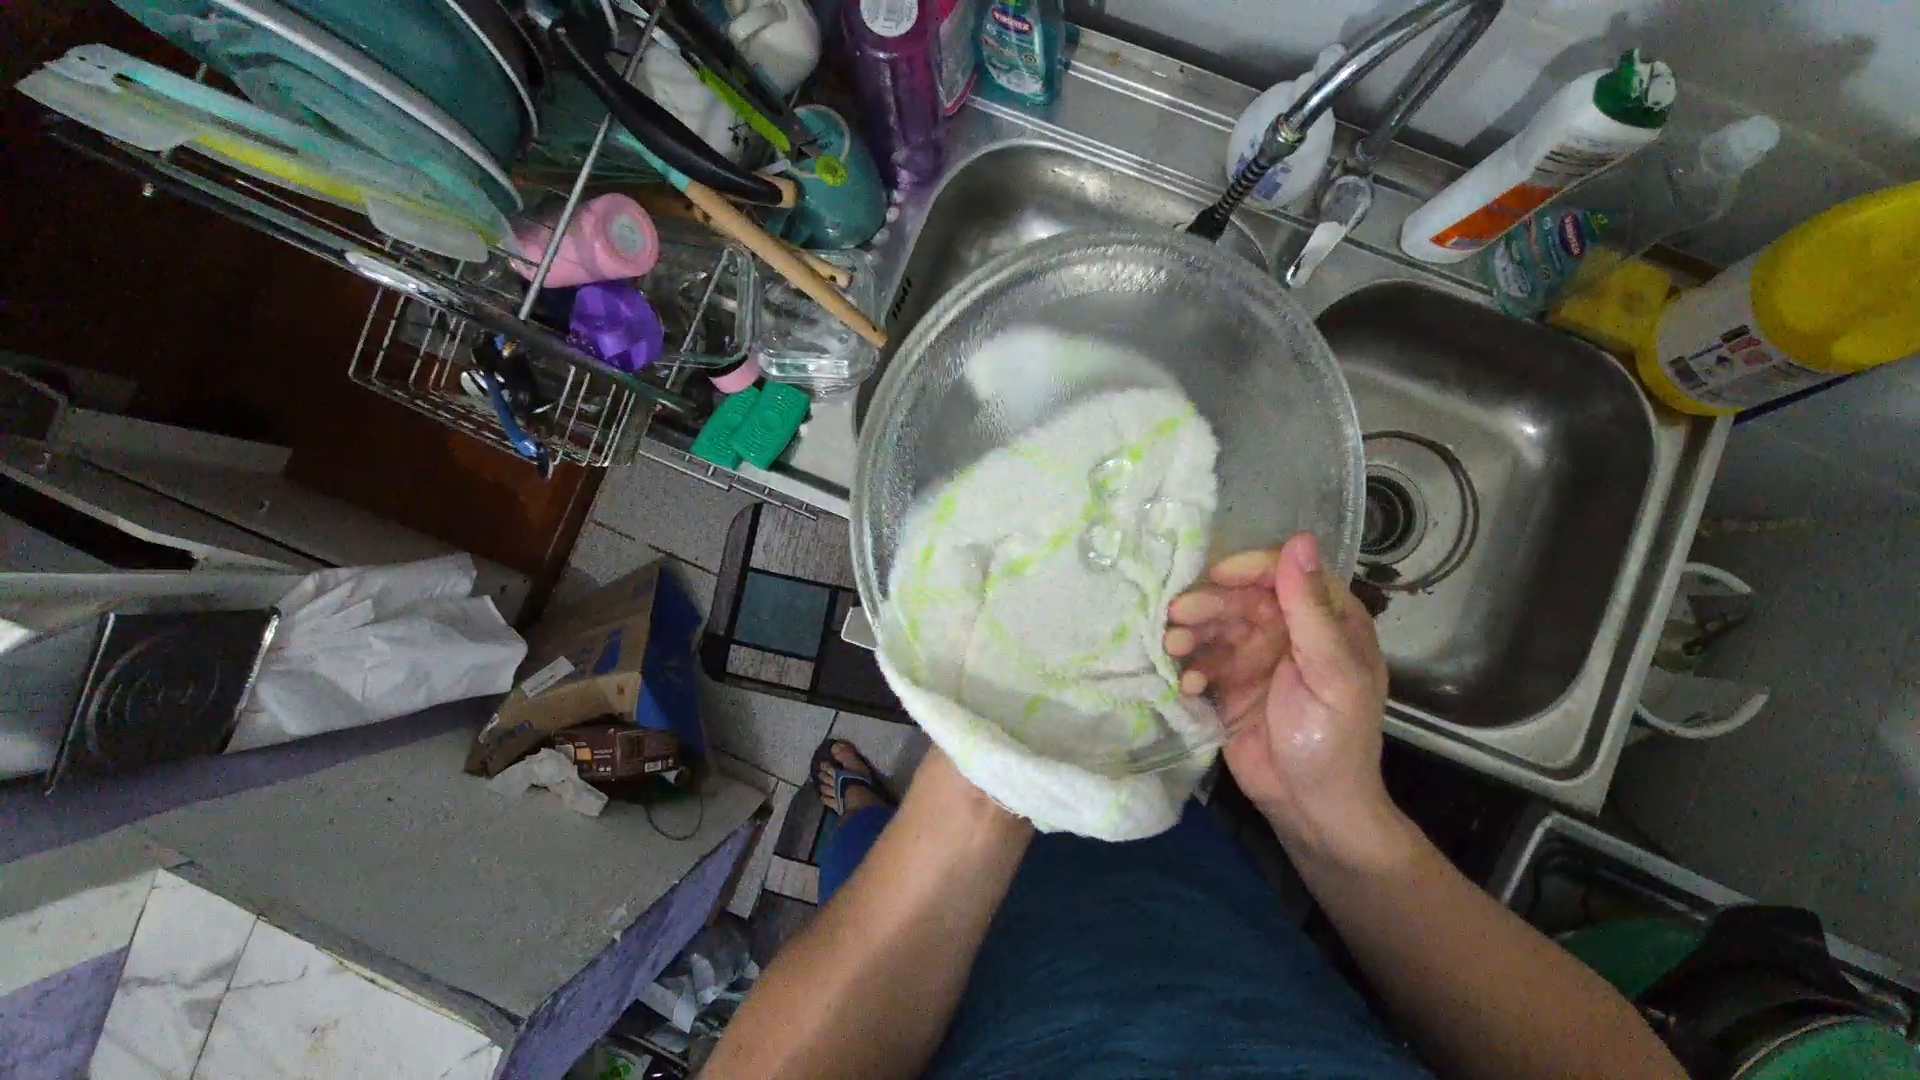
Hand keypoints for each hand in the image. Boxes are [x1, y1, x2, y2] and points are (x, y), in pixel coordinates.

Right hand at [1166, 533, 1412, 870]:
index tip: (1217, 576)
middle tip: (1178, 616)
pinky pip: (1203, 663)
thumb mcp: (1331, 673)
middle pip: (1241, 600)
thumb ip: (1310, 610)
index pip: (1286, 575)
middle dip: (1209, 606)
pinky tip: (1192, 686)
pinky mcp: (1229, 686)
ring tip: (1174, 649)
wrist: (1311, 809)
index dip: (1251, 570)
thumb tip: (1300, 540)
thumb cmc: (1335, 741)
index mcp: (1326, 622)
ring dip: (1192, 635)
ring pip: (1216, 629)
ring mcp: (1255, 659)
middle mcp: (1288, 633)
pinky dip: (1192, 670)